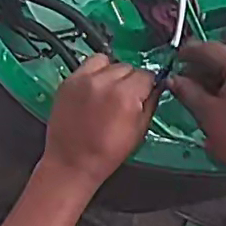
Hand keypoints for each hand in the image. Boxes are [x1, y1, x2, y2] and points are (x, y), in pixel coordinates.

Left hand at [40, 54, 158, 188]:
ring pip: (109, 62)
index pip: (147, 75)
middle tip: (126, 98)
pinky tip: (96, 87)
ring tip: (110, 90)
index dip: (148, 86)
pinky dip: (95, 72)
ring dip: (113, 73)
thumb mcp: (139, 131)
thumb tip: (155, 89)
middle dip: (131, 80)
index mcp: (126, 95)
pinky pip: (88, 64)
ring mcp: (84, 79)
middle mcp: (105, 81)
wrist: (71, 162)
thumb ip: (150, 104)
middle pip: (128, 67)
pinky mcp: (69, 81)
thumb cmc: (107, 153)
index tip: (145, 93)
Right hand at [169, 42, 225, 183]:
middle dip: (200, 67)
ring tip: (191, 89)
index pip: (212, 50)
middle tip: (179, 77)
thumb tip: (173, 80)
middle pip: (225, 58)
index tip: (173, 57)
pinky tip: (210, 96)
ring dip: (212, 77)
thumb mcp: (207, 112)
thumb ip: (187, 90)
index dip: (189, 52)